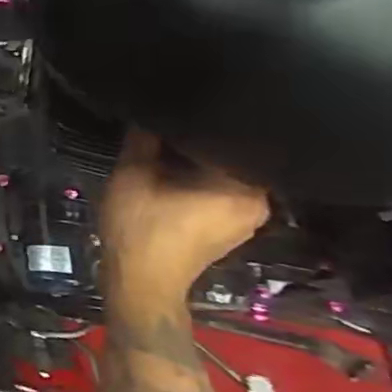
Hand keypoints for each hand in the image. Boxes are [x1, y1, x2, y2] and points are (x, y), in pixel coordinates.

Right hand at [98, 130, 268, 303]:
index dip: (202, 120)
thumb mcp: (132, 174)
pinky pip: (223, 190)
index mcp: (243, 186)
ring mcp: (250, 217)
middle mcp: (259, 200)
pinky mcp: (233, 227)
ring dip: (199, 161)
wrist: (141, 281)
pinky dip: (202, 179)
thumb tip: (151, 113)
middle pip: (230, 156)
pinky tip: (176, 173)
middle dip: (200, 141)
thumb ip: (143, 139)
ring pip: (225, 173)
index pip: (231, 137)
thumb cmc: (140, 227)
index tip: (179, 110)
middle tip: (171, 124)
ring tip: (171, 146)